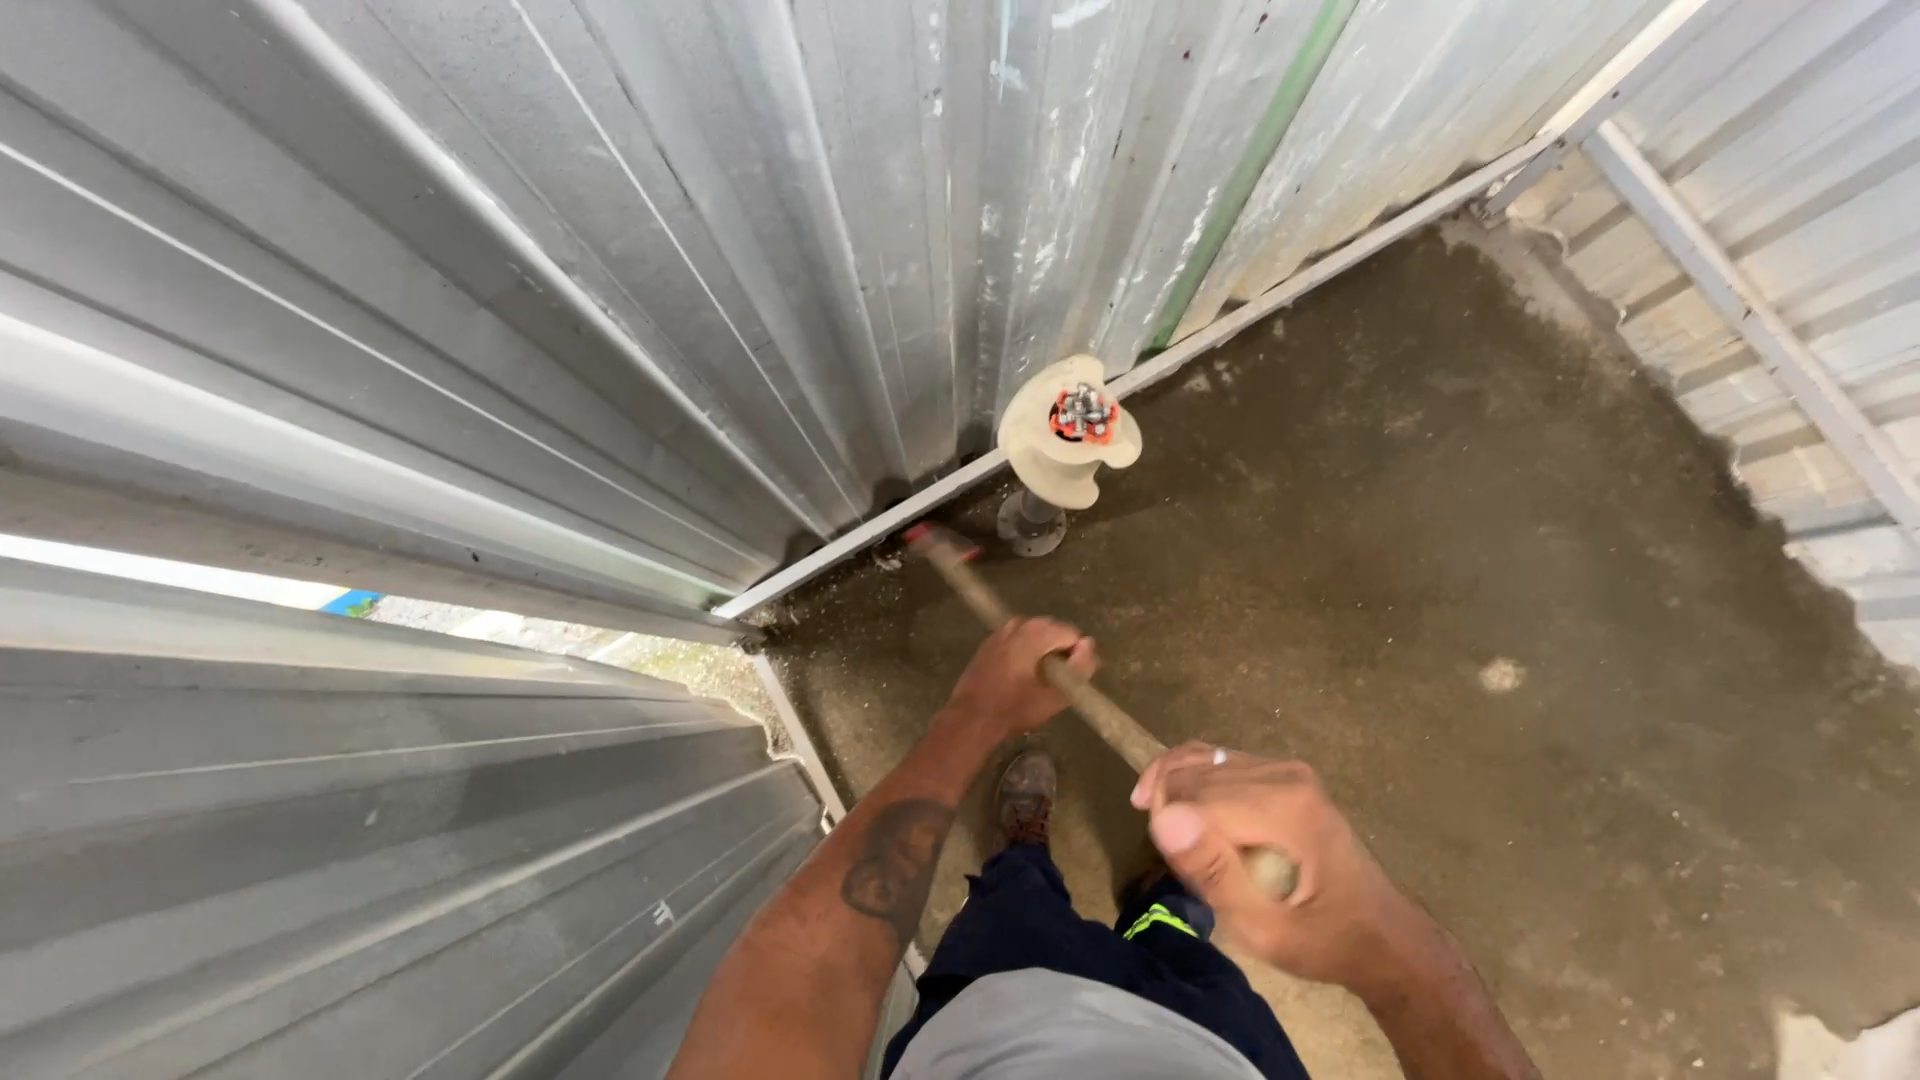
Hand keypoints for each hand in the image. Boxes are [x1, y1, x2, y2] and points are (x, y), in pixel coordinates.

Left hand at [942, 617, 1095, 742]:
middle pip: (1052, 630)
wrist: (971, 717)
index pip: (1072, 634)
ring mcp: (1000, 632)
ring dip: (1042, 650)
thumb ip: (1079, 668)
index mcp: (1036, 632)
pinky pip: (1016, 640)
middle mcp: (1018, 624)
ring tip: (1041, 678)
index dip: (1077, 656)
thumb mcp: (1056, 695)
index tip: (1070, 679)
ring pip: (1033, 634)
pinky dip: (1024, 651)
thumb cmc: (1015, 709)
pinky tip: (1020, 675)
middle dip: (1060, 651)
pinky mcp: (988, 643)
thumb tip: (1089, 644)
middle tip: (1058, 680)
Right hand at [1131, 743, 1424, 995]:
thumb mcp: (1261, 927)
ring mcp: (1284, 767)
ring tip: (1176, 839)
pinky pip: (1217, 762)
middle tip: (1183, 864)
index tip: (1183, 874)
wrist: (1379, 934)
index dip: (1168, 830)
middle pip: (1191, 773)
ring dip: (1174, 793)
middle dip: (1169, 810)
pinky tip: (1184, 813)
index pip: (1188, 794)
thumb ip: (1213, 870)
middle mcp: (1281, 773)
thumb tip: (1165, 818)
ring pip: (1198, 761)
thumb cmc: (1320, 940)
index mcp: (1281, 806)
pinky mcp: (1282, 771)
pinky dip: (1192, 782)